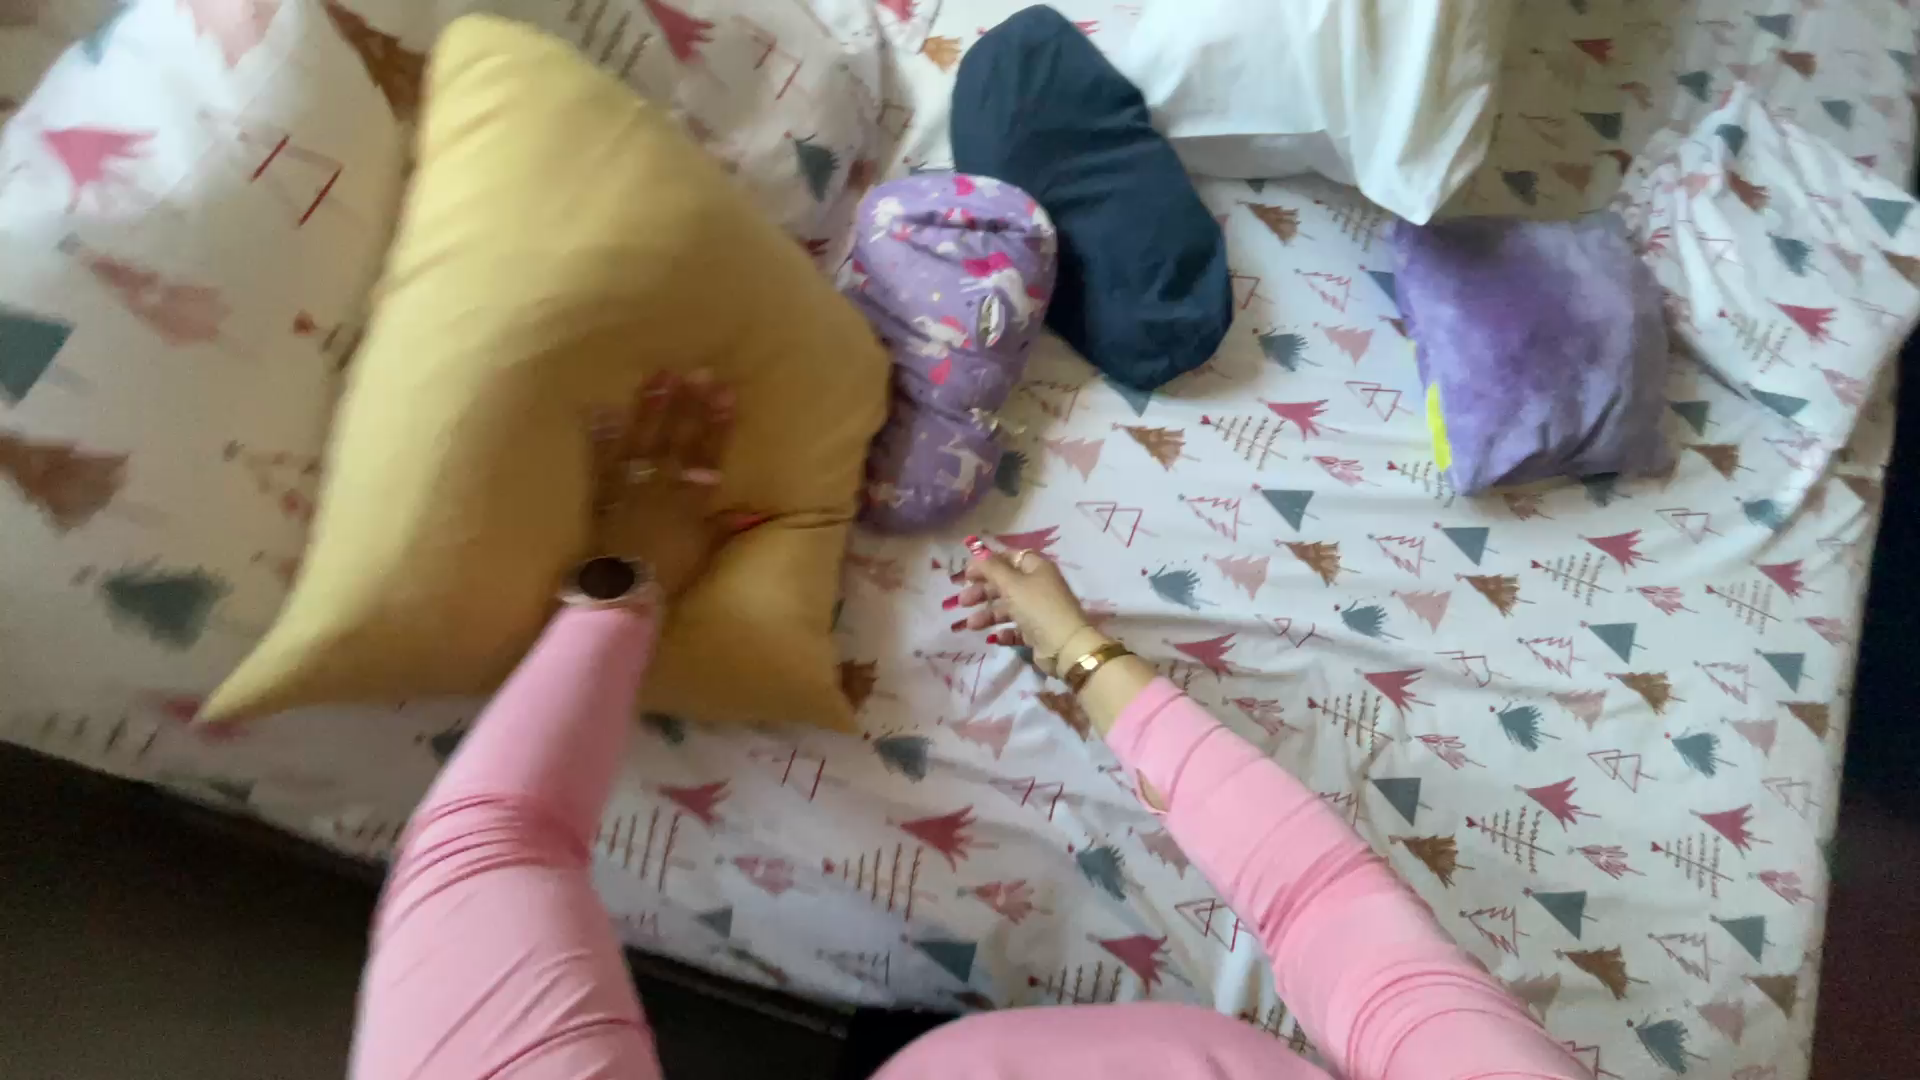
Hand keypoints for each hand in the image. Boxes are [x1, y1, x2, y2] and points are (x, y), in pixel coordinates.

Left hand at [589, 370, 735, 598]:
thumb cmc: (670, 571)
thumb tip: (752, 509)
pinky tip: (602, 408)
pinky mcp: (604, 492)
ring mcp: (631, 485)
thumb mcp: (705, 549)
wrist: (624, 590)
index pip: (709, 452)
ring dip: (651, 406)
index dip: (718, 421)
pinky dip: (601, 434)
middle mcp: (662, 483)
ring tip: (659, 375)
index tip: (726, 391)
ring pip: (643, 439)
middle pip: (678, 438)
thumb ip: (724, 524)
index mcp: (690, 498)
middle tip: (697, 370)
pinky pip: (602, 459)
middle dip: (689, 403)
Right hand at [950, 536, 1102, 675]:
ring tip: (970, 625)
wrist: (1065, 646)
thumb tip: (976, 552)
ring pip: (1007, 607)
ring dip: (987, 614)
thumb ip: (991, 568)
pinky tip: (994, 637)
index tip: (967, 573)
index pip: (1008, 558)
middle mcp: (1038, 586)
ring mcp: (1038, 609)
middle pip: (1005, 583)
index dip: (987, 563)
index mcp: (1036, 568)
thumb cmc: (1038, 607)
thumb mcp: (1012, 584)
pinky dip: (1003, 631)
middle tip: (962, 601)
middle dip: (982, 592)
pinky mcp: (1037, 631)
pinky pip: (1015, 627)